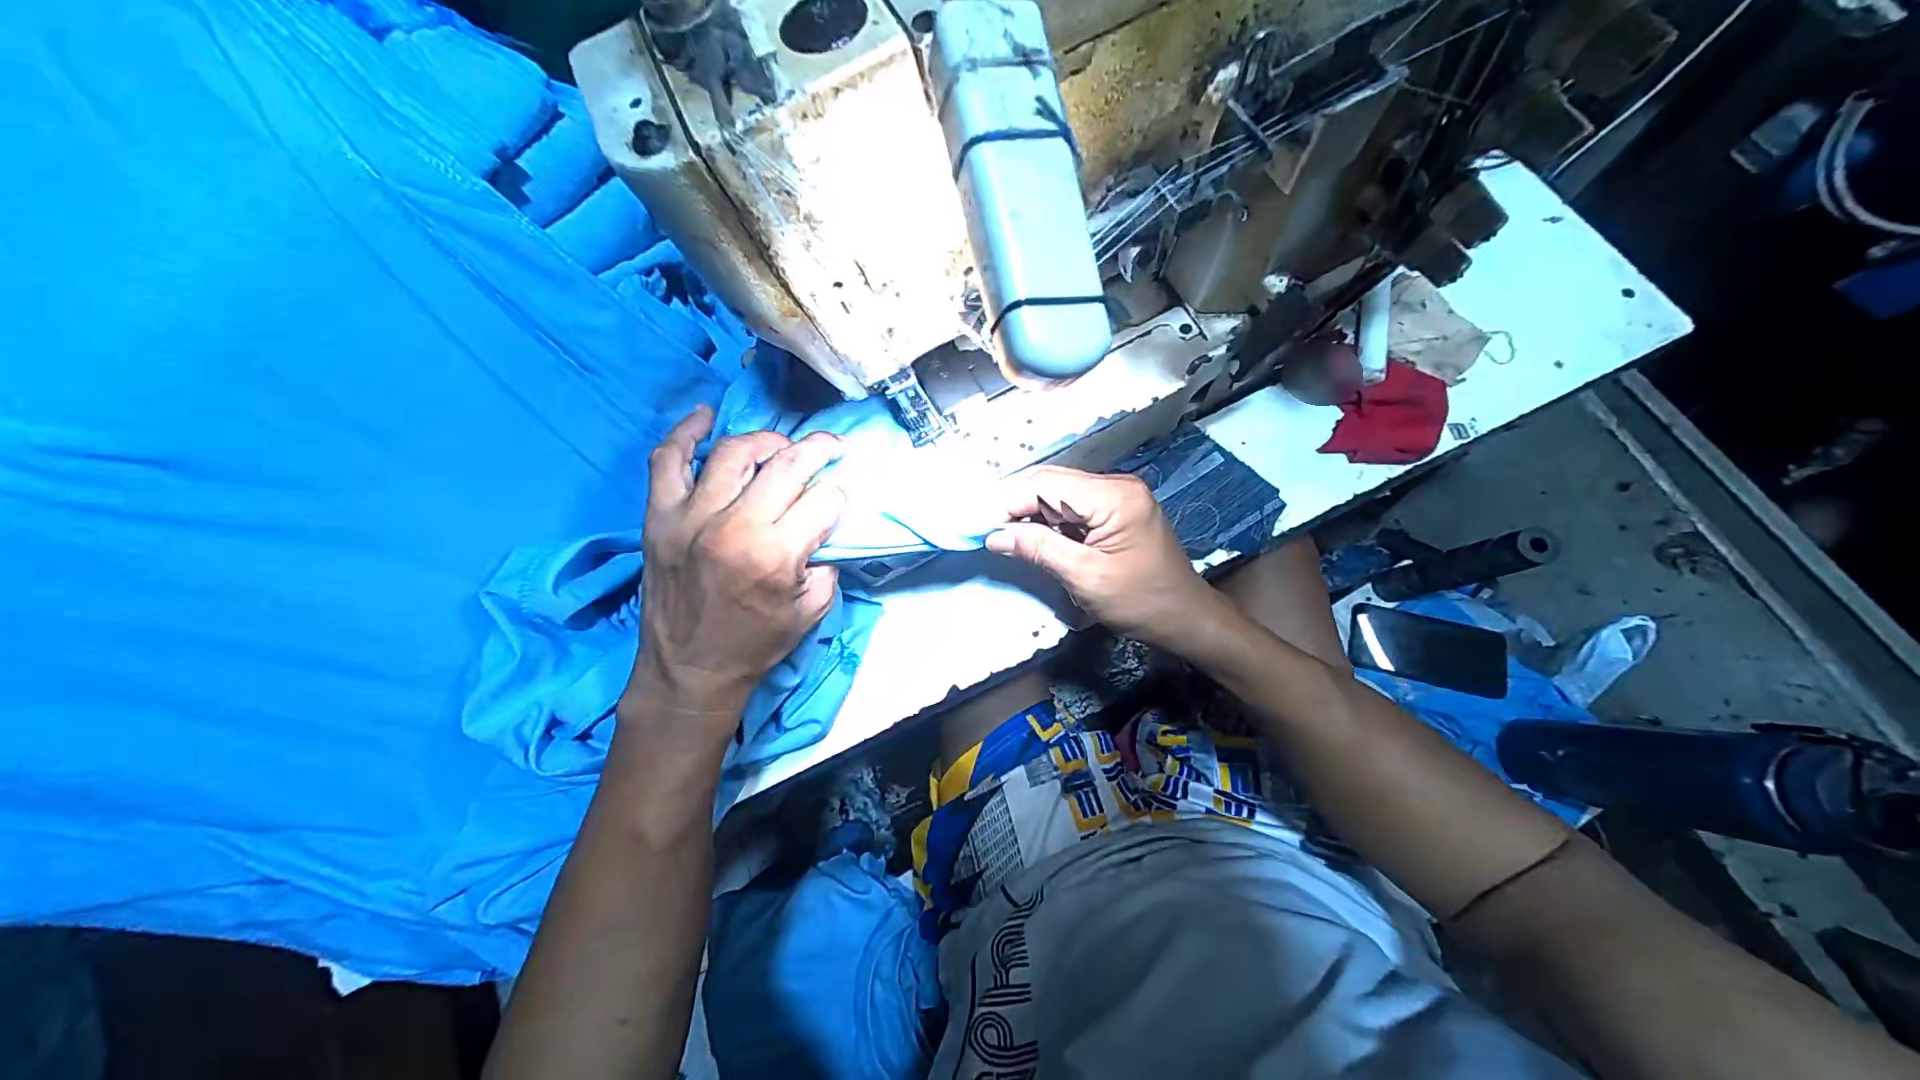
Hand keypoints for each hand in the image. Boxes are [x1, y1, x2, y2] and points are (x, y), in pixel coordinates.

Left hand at [622, 406, 846, 733]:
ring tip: (780, 448)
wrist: (690, 669)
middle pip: (786, 464)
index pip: (823, 499)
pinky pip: (668, 460)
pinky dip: (685, 432)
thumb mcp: (811, 610)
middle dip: (818, 450)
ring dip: (766, 441)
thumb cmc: (755, 644)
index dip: (839, 493)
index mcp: (774, 555)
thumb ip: (825, 561)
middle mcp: (732, 526)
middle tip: (830, 449)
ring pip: (733, 452)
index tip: (839, 497)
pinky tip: (705, 417)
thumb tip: (826, 521)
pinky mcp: (658, 516)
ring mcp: (689, 516)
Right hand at [985, 466, 1227, 651]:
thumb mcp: (1085, 578)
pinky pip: (1071, 506)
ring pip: (1057, 493)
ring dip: (1028, 513)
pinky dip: (1047, 521)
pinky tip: (1029, 537)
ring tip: (1001, 535)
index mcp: (1114, 496)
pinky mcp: (1114, 510)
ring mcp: (1117, 496)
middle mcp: (1116, 485)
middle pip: (1050, 483)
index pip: (1046, 486)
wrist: (1185, 618)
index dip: (1006, 502)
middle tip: (983, 529)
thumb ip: (1039, 549)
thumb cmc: (1141, 602)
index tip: (977, 524)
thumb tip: (995, 535)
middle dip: (1014, 505)